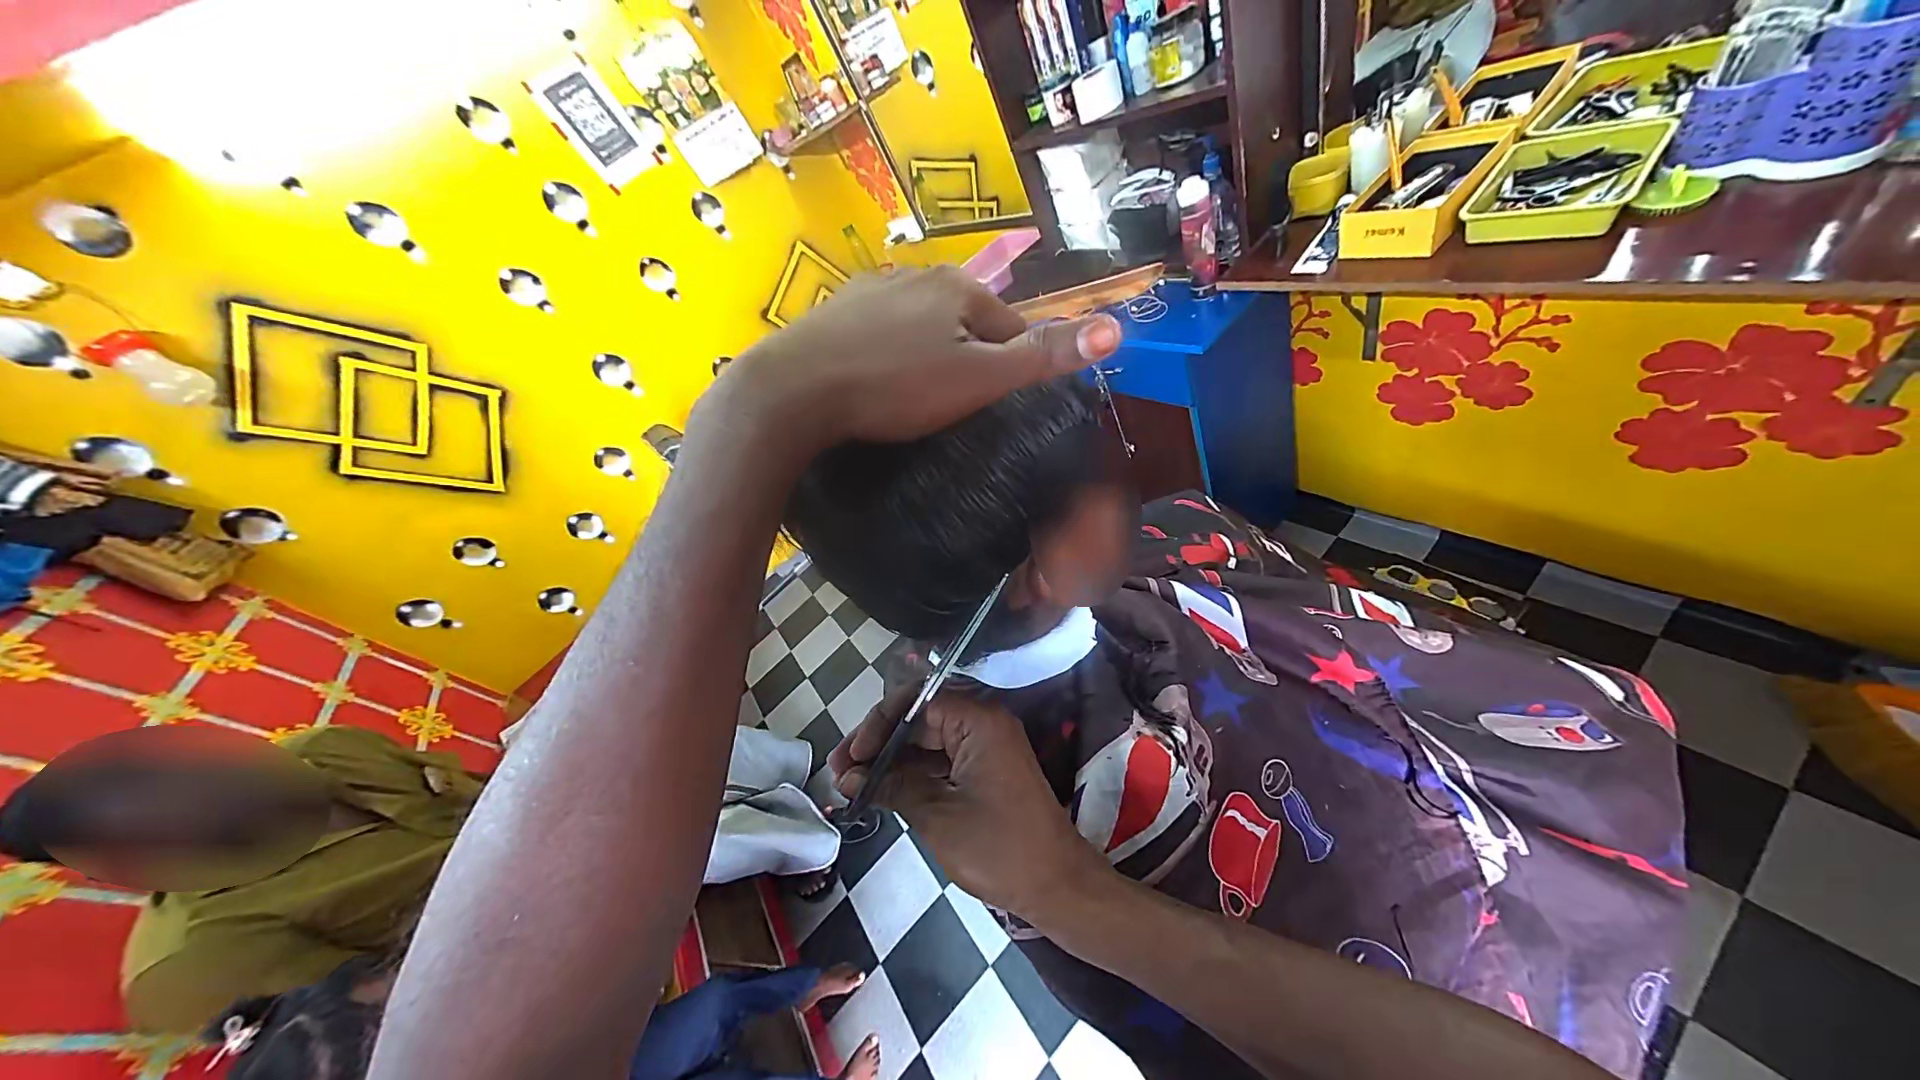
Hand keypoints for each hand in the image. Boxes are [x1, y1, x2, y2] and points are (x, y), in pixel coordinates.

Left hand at [716, 266, 1121, 450]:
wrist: (795, 390)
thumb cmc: (896, 387)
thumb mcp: (978, 378)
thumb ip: (1042, 356)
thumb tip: (1114, 329)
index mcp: (960, 287)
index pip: (1011, 326)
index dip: (1011, 367)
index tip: (995, 406)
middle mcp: (918, 274)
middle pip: (966, 323)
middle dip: (968, 359)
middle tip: (952, 410)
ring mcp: (872, 289)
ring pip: (922, 325)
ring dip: (928, 355)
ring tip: (914, 400)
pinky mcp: (836, 310)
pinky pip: (881, 332)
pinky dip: (888, 354)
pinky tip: (875, 381)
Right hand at [831, 689, 1111, 918]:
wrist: (1056, 885)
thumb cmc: (999, 849)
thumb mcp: (937, 816)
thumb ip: (892, 786)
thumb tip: (851, 776)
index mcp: (979, 721)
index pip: (916, 701)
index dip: (878, 724)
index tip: (852, 756)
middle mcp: (984, 723)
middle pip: (919, 718)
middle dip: (879, 742)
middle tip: (841, 769)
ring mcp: (987, 746)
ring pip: (927, 739)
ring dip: (892, 759)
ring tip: (852, 782)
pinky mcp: (986, 769)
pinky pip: (942, 758)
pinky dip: (913, 772)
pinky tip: (883, 789)